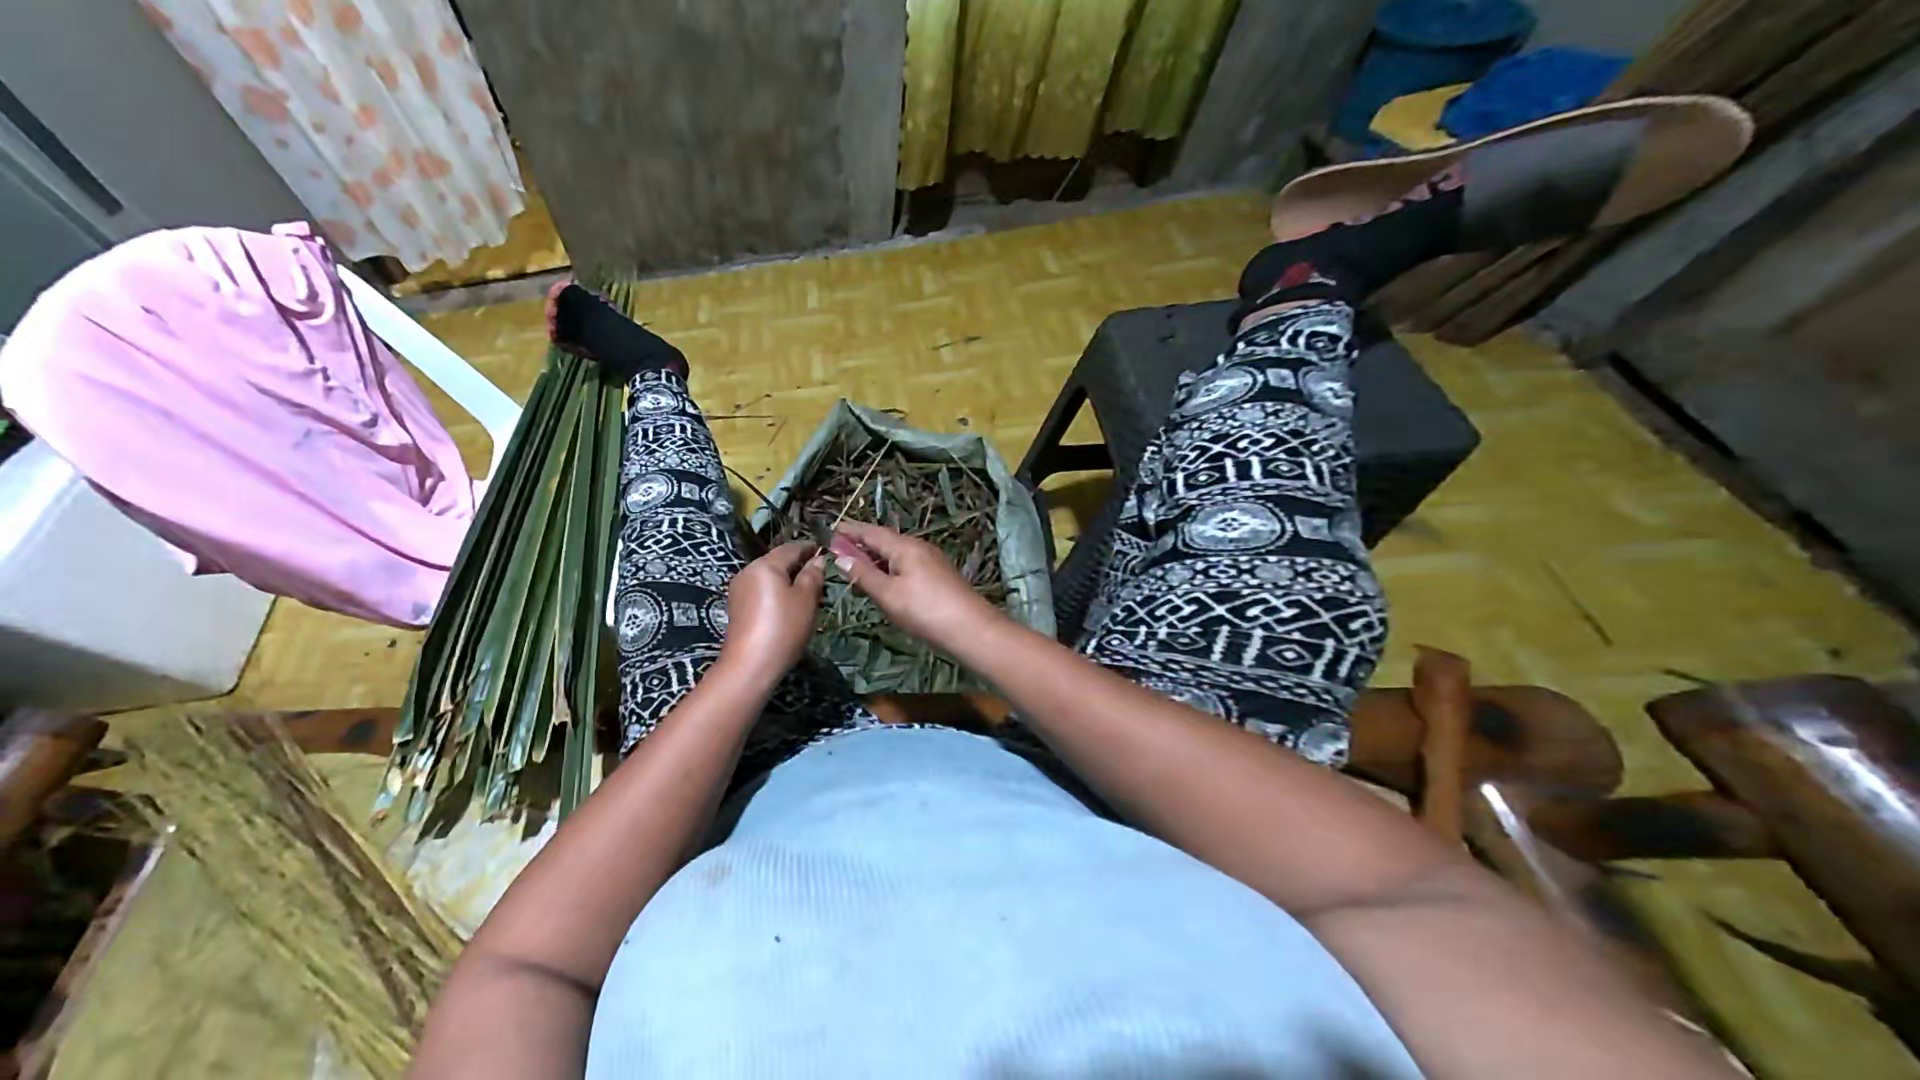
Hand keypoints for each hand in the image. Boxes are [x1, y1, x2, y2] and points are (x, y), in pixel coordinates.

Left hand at [720, 541, 825, 684]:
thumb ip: (812, 575)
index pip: (791, 548)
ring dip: (788, 581)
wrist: (751, 665)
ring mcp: (739, 590)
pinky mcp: (738, 607)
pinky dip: (777, 593)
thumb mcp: (806, 599)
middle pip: (778, 562)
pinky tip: (790, 607)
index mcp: (765, 565)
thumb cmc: (783, 627)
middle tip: (821, 577)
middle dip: (799, 566)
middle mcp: (748, 571)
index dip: (810, 548)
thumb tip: (817, 560)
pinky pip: (761, 591)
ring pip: (769, 577)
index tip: (826, 552)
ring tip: (809, 594)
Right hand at [829, 521, 1003, 649]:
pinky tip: (883, 581)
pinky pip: (906, 565)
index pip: (871, 532)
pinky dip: (889, 568)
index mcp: (904, 546)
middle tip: (837, 549)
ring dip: (875, 557)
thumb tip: (840, 557)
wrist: (970, 629)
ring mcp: (931, 561)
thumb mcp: (887, 594)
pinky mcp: (938, 576)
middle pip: (885, 540)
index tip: (830, 529)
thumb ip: (863, 574)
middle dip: (861, 543)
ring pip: (896, 554)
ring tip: (855, 565)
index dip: (850, 530)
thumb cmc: (924, 610)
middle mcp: (919, 547)